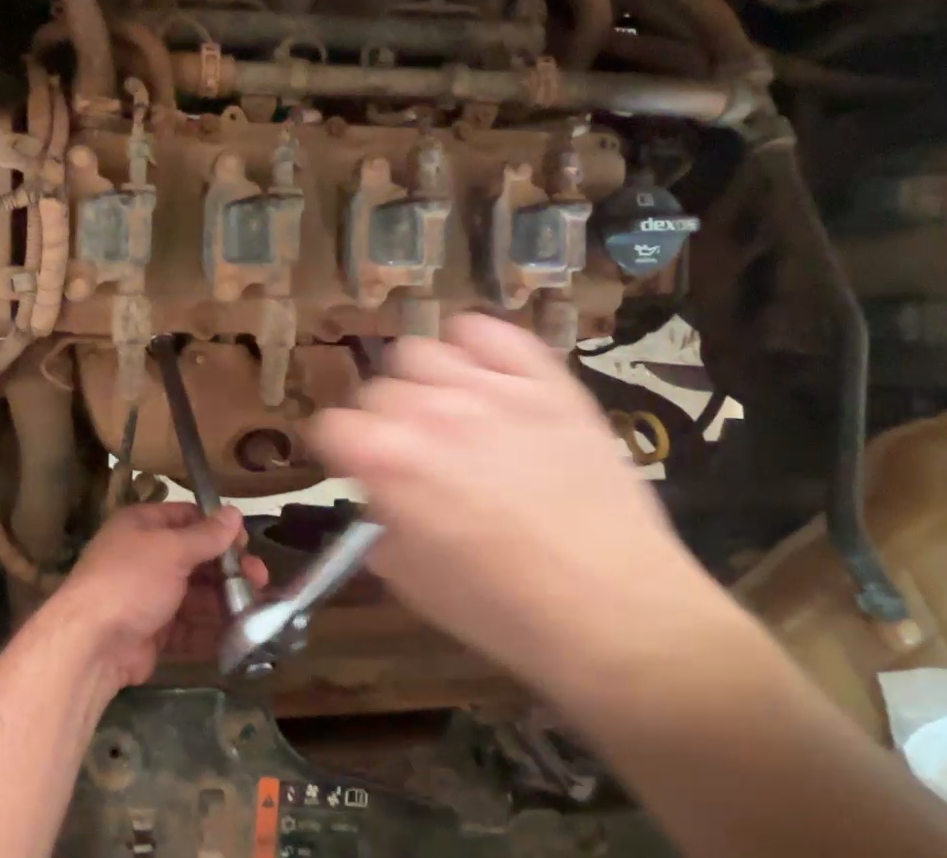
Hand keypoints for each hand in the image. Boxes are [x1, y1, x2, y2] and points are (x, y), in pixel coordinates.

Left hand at [49, 504, 266, 687]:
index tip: (246, 543)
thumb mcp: (171, 550)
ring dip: (225, 601)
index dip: (217, 528)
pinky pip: (189, 628)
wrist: (91, 643)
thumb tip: (234, 513)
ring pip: (195, 595)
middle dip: (228, 569)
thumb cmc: (131, 581)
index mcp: (142, 527)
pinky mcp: (153, 632)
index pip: (186, 518)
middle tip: (260, 578)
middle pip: (195, 559)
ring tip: (258, 610)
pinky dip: (212, 631)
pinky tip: (240, 635)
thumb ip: (206, 535)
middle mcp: (145, 558)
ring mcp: (149, 597)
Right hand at [310, 314, 718, 698]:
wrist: (616, 614)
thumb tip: (380, 496)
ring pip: (422, 352)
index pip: (331, 426)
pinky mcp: (546, 384)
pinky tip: (481, 377)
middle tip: (410, 455)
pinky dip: (474, 345)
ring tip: (445, 414)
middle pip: (375, 388)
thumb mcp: (410, 579)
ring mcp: (490, 390)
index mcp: (386, 461)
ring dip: (420, 383)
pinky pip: (490, 331)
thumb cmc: (503, 610)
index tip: (357, 472)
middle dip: (381, 421)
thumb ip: (380, 521)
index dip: (341, 453)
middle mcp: (428, 412)